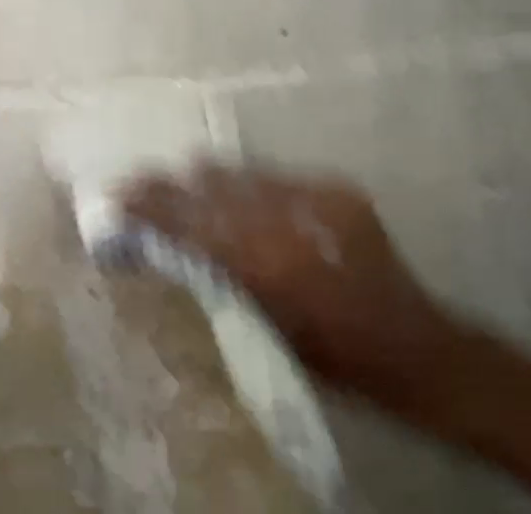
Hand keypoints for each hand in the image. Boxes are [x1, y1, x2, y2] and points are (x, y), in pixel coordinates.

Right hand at [122, 167, 449, 397]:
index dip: (147, 204)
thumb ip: (215, 274)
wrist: (412, 348)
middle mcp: (281, 221)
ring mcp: (313, 198)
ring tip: (189, 181)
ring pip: (241, 173)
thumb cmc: (328, 357)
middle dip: (171, 184)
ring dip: (211, 180)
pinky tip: (251, 199)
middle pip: (207, 185)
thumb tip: (169, 242)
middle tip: (142, 183)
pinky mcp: (337, 190)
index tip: (118, 194)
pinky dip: (257, 188)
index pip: (185, 219)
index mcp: (256, 263)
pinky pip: (279, 179)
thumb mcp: (259, 322)